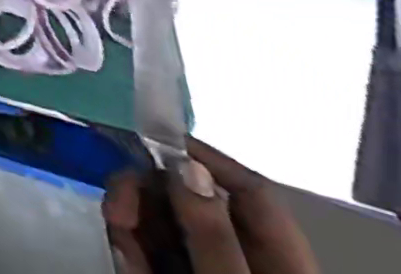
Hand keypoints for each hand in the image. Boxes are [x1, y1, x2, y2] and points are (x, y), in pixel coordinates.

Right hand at [104, 141, 319, 273]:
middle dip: (147, 193)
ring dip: (132, 221)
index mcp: (283, 260)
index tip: (152, 139)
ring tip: (119, 241)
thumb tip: (186, 163)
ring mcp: (214, 269)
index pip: (252, 190)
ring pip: (166, 225)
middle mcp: (249, 258)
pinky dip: (133, 250)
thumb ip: (212, 234)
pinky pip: (154, 252)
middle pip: (195, 201)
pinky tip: (125, 260)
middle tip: (117, 205)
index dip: (205, 157)